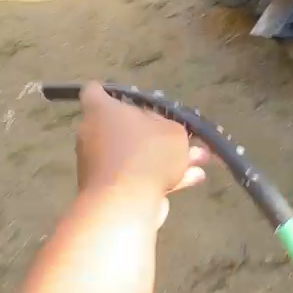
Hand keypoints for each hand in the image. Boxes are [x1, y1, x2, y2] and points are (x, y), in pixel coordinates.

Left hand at [75, 82, 209, 224]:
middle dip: (157, 132)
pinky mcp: (109, 186)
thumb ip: (169, 125)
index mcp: (102, 111)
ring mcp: (100, 162)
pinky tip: (192, 178)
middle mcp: (93, 134)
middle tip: (185, 138)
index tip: (132, 98)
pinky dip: (162, 175)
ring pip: (137, 152)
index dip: (112, 92)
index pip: (95, 91)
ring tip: (199, 161)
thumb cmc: (147, 154)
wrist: (126, 201)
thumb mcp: (173, 131)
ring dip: (167, 156)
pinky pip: (138, 174)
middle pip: (125, 126)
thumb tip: (162, 127)